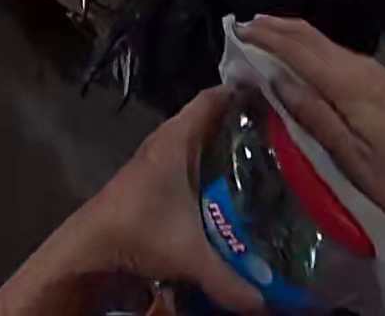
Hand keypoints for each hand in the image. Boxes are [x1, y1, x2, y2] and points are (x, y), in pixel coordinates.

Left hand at [0, 87, 263, 313]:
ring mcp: (165, 155)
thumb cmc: (139, 229)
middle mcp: (171, 139)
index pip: (210, 99)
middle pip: (212, 118)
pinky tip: (243, 180)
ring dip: (232, 142)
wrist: (96, 241)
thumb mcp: (189, 254)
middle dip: (246, 120)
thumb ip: (232, 280)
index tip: (274, 91)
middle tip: (287, 129)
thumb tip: (270, 303)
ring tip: (275, 152)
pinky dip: (219, 161)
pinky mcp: (163, 174)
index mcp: (176, 138)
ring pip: (205, 139)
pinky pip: (198, 157)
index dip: (239, 90)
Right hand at [240, 17, 384, 243]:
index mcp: (347, 82)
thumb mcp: (353, 159)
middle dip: (271, 26)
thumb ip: (312, 114)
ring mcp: (374, 73)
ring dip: (288, 34)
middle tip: (239, 29)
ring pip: (320, 40)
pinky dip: (306, 47)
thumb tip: (274, 79)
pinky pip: (332, 52)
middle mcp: (359, 67)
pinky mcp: (383, 85)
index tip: (231, 32)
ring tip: (260, 38)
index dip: (260, 36)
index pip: (293, 46)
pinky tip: (299, 60)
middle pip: (307, 33)